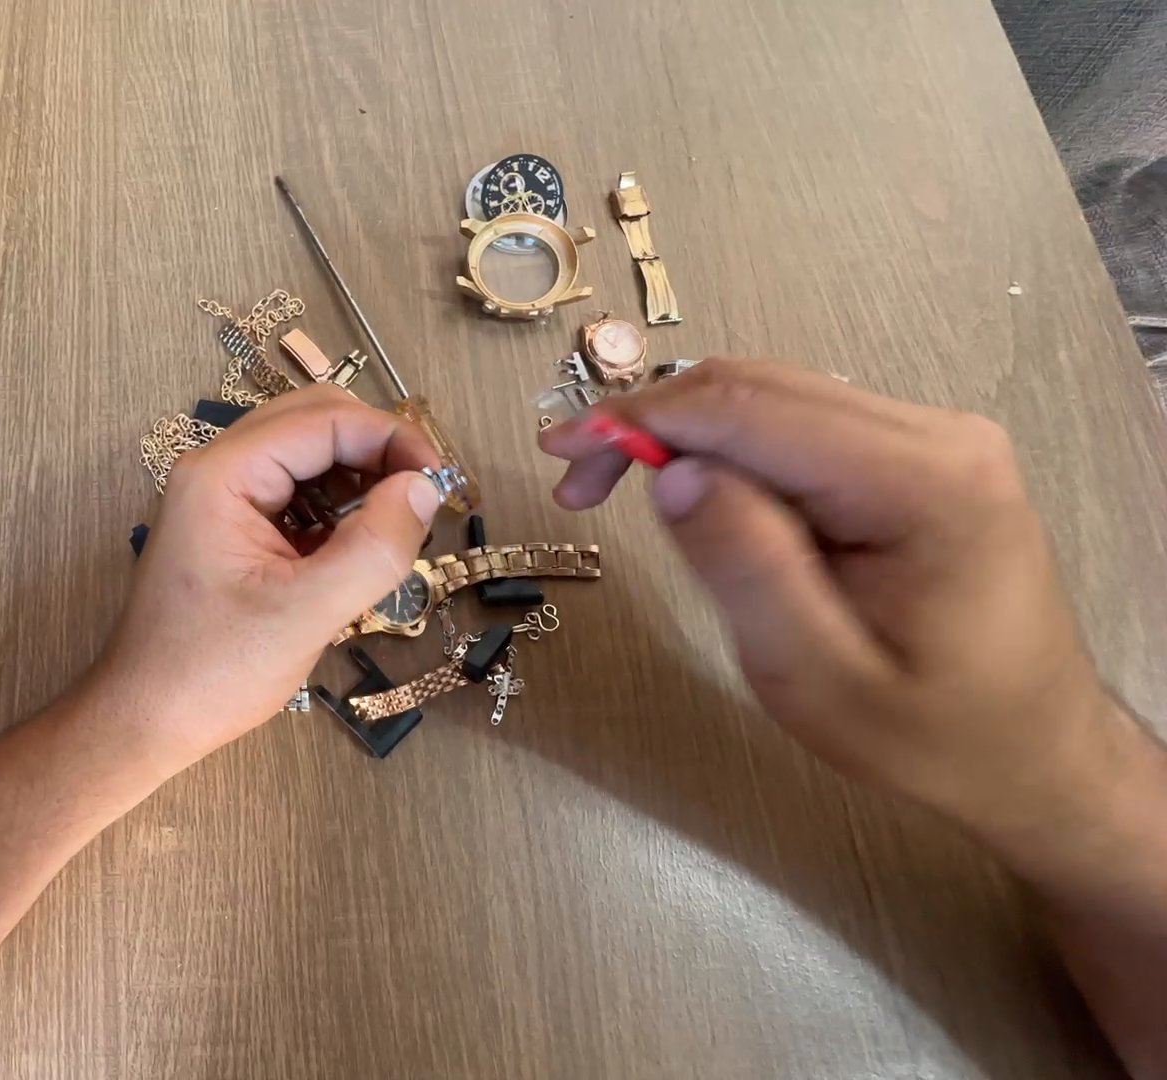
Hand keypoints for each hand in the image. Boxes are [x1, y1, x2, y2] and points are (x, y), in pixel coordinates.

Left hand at [92, 385, 441, 772]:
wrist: (146, 716)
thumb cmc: (213, 671)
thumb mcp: (304, 614)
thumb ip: (373, 548)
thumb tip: (426, 488)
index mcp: (223, 474)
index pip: (323, 420)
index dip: (391, 438)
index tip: (442, 480)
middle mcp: (217, 469)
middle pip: (313, 422)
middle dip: (375, 450)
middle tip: (422, 498)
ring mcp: (220, 496)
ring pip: (305, 455)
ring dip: (356, 478)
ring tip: (393, 526)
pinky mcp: (230, 525)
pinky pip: (292, 492)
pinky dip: (333, 507)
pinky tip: (355, 544)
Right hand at [539, 359, 1159, 872]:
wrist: (1027, 751)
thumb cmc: (922, 730)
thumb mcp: (812, 672)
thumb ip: (746, 567)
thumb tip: (674, 476)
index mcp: (918, 482)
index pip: (744, 410)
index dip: (635, 419)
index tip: (559, 454)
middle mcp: (930, 434)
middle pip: (748, 387)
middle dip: (643, 421)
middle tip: (573, 482)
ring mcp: (922, 438)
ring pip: (759, 395)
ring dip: (670, 429)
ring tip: (609, 485)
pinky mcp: (901, 455)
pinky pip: (781, 422)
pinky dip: (709, 442)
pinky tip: (681, 485)